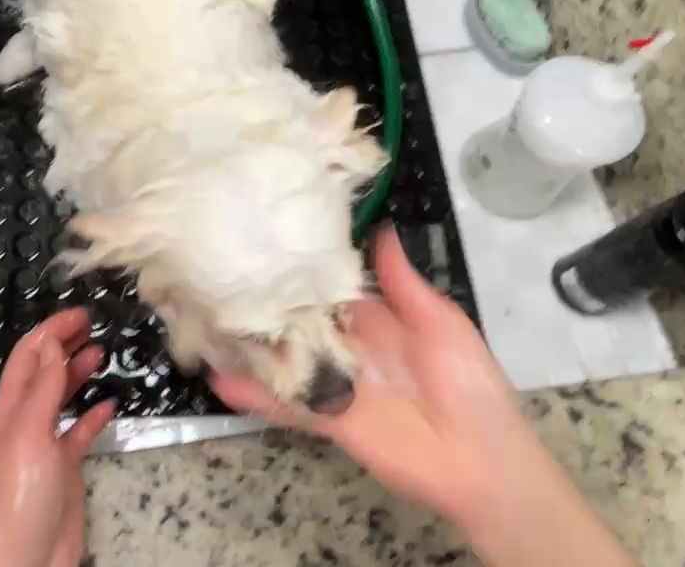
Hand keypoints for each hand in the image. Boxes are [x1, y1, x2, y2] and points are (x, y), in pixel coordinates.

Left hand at [0, 308, 116, 566]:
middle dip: (64, 344)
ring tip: (101, 352)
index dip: (51, 331)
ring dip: (77, 373)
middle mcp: (24, 421)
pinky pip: (78, 433)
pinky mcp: (62, 469)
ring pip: (60, 398)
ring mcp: (43, 446)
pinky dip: (92, 415)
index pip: (28, 356)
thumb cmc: (19, 497)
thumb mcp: (30, 434)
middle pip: (43, 371)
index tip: (81, 313)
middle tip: (93, 325)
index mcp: (9, 410)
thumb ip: (42, 387)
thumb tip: (50, 341)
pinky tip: (109, 404)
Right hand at [209, 228, 634, 566]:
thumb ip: (402, 281)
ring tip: (204, 318)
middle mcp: (345, 342)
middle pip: (297, 314)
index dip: (300, 259)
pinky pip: (285, 401)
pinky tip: (218, 379)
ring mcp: (332, 378)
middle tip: (217, 266)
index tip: (266, 229)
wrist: (480, 457)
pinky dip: (252, 392)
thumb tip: (379, 226)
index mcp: (372, 314)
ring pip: (283, 354)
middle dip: (263, 295)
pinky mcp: (326, 414)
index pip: (327, 280)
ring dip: (248, 343)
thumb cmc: (468, 381)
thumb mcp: (440, 320)